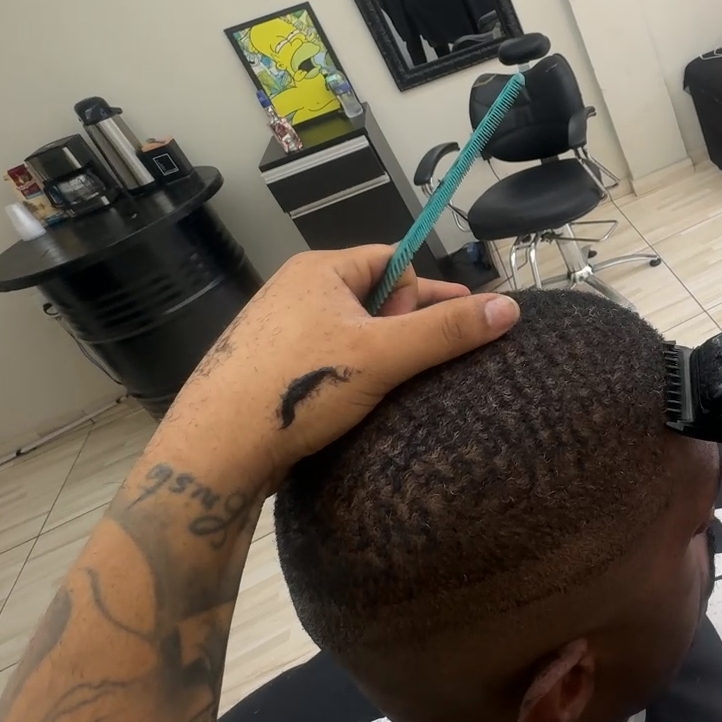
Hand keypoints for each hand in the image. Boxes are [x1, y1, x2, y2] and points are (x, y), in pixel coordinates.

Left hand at [150, 246, 518, 489]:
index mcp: (320, 269)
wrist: (210, 459)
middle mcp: (297, 290)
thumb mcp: (383, 355)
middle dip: (403, 328)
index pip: (396, 262)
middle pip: (378, 296)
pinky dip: (354, 373)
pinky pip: (331, 356)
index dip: (419, 296)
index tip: (424, 336)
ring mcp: (280, 329)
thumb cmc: (297, 389)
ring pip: (356, 331)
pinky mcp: (270, 367)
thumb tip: (511, 307)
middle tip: (406, 364)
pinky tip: (361, 400)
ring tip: (389, 386)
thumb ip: (449, 330)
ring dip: (381, 354)